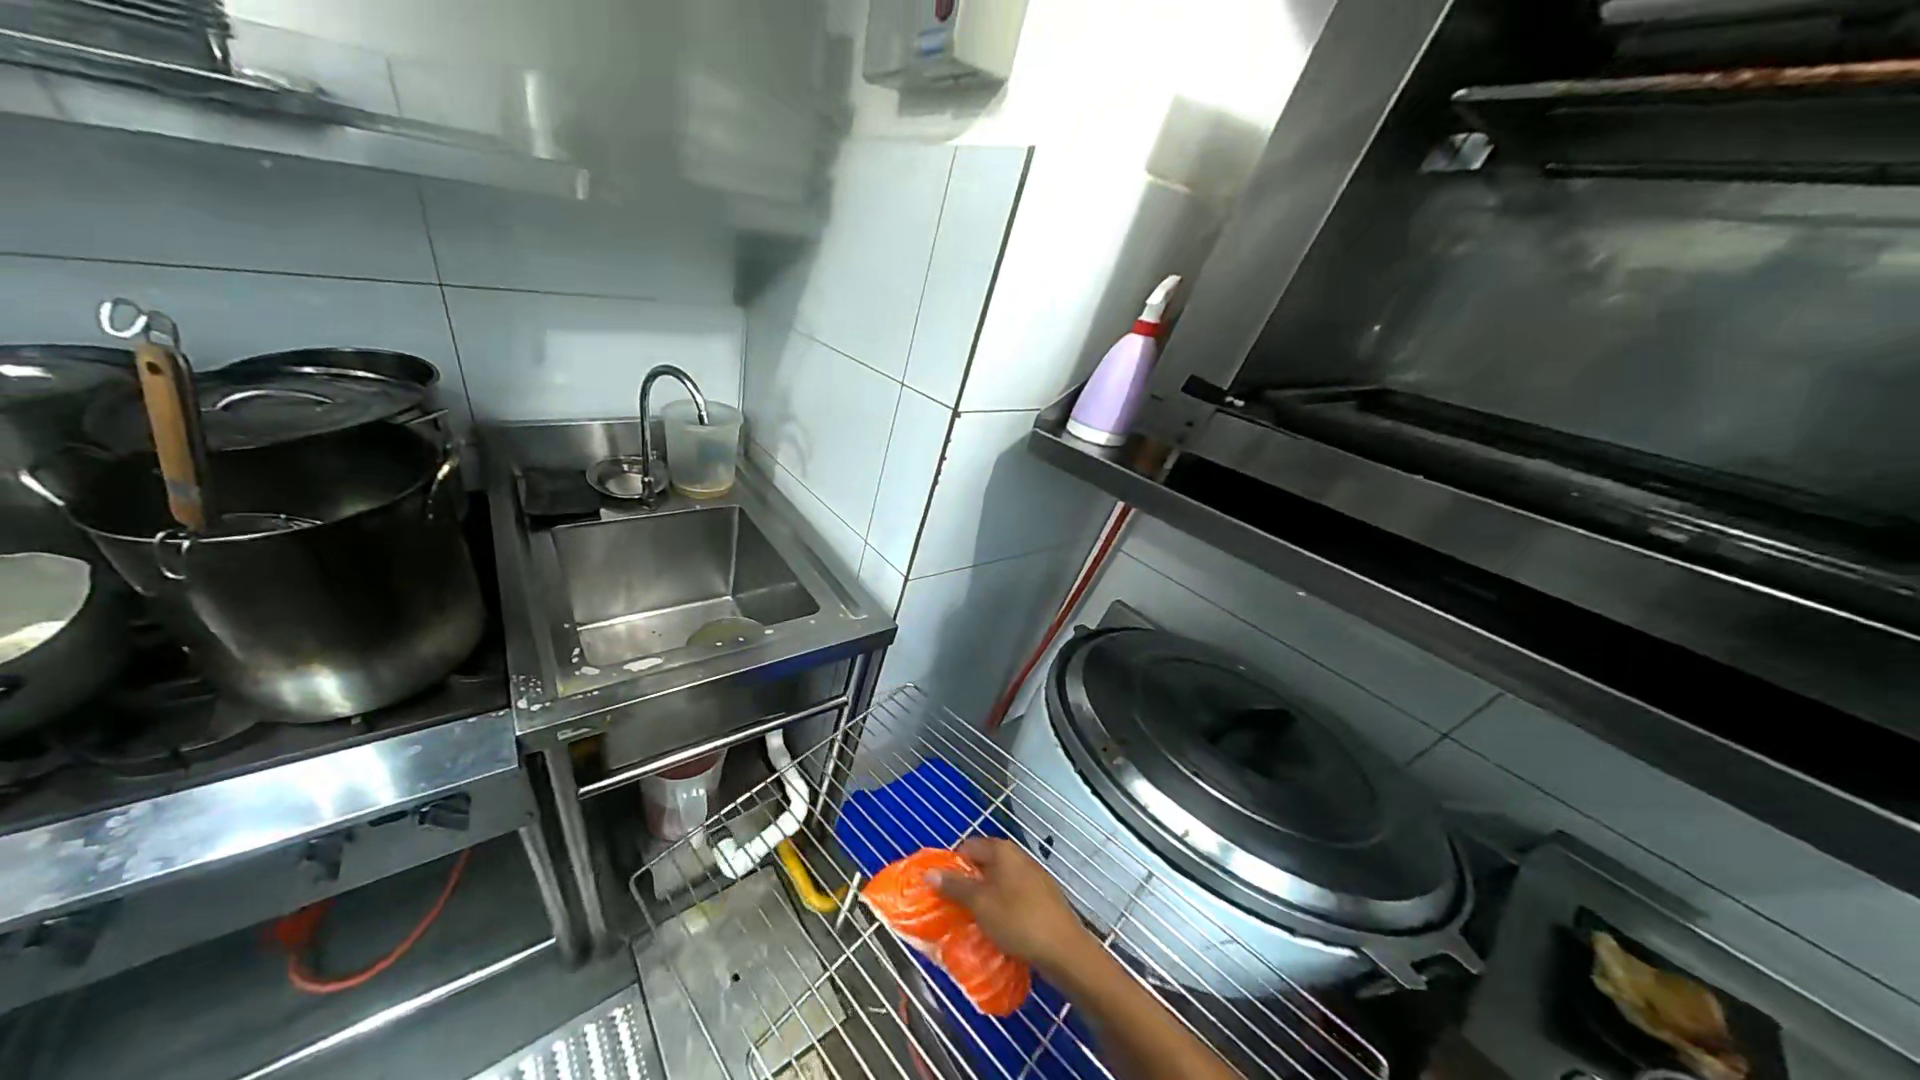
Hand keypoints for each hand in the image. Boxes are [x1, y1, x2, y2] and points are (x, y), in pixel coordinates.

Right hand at [928, 837, 1097, 978]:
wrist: (1063, 949)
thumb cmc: (1017, 920)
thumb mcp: (979, 903)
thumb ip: (954, 886)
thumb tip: (929, 872)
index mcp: (1002, 850)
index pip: (967, 847)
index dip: (951, 866)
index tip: (941, 890)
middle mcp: (1018, 856)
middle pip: (983, 865)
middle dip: (967, 885)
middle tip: (953, 909)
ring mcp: (1034, 876)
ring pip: (999, 883)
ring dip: (984, 900)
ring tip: (972, 923)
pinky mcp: (1043, 897)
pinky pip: (1014, 897)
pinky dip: (1002, 909)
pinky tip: (998, 930)